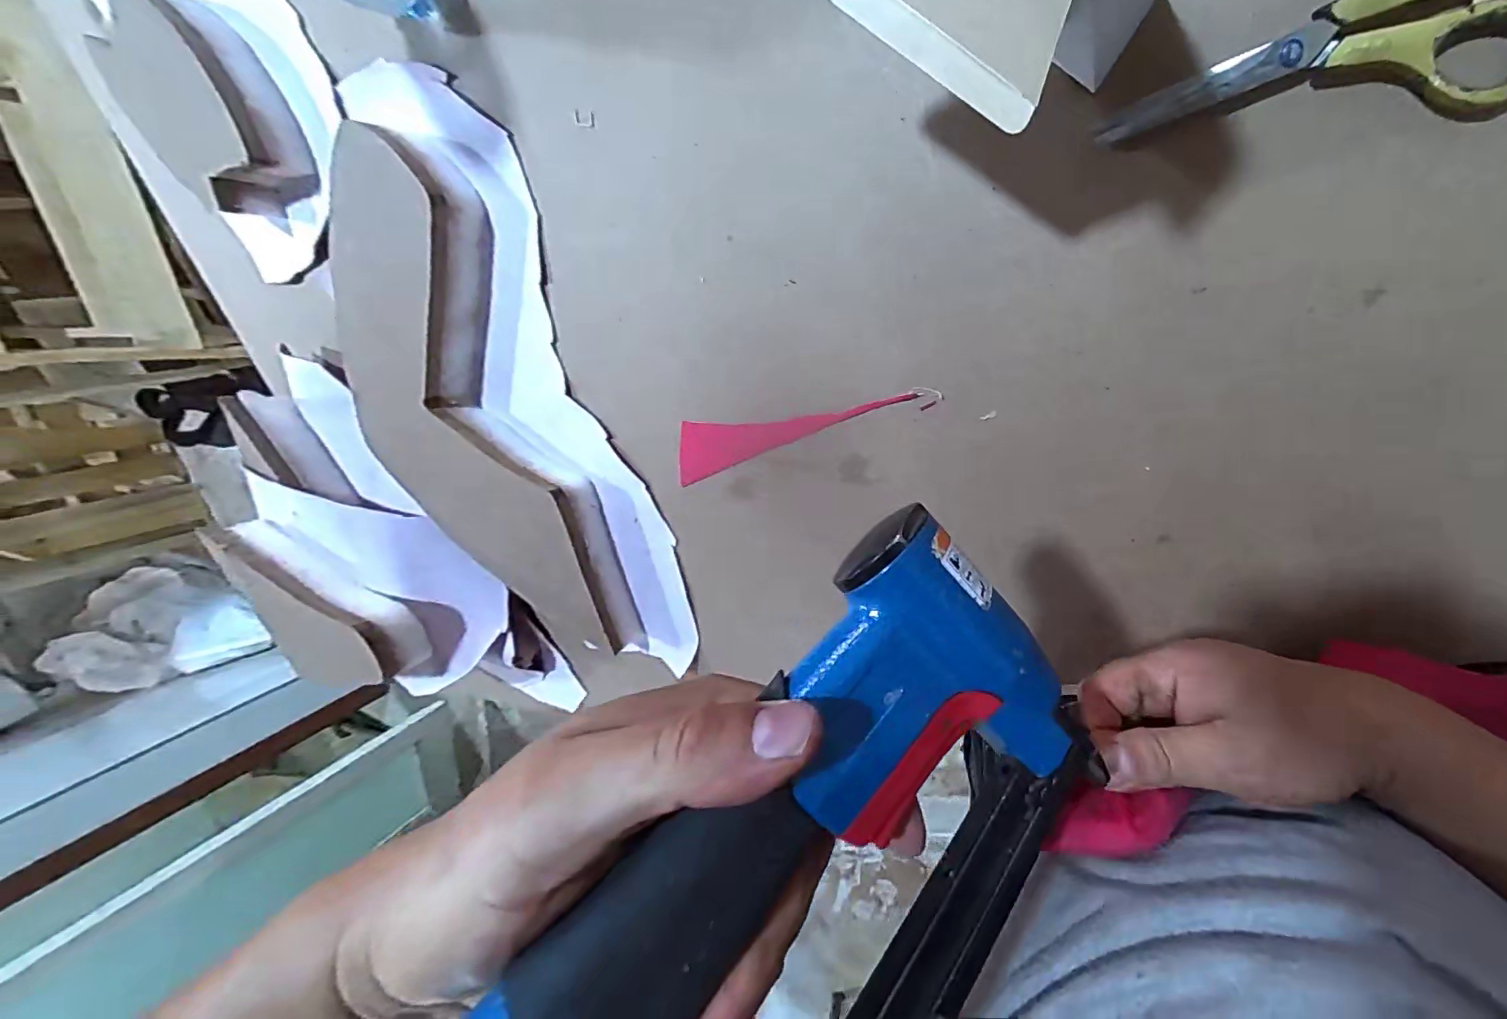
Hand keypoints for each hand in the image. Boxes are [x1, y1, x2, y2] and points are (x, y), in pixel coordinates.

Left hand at [329, 676, 869, 1018]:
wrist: (406, 965)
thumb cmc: (484, 857)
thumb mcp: (569, 798)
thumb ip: (676, 754)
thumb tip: (804, 728)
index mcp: (699, 718)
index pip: (802, 718)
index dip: (854, 759)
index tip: (896, 826)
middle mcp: (713, 762)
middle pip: (801, 810)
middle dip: (790, 889)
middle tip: (754, 963)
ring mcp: (704, 828)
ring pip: (780, 871)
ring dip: (764, 938)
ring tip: (718, 996)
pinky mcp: (691, 886)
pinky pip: (750, 913)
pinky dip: (746, 958)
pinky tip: (713, 993)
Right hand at [1081, 638, 1436, 807]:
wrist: (1373, 734)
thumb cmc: (1296, 742)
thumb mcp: (1222, 757)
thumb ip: (1154, 756)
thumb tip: (1095, 763)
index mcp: (1172, 666)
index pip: (1101, 687)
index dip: (1094, 728)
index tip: (1107, 775)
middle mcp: (1177, 666)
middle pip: (1117, 698)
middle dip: (1112, 741)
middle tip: (1124, 791)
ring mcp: (1197, 681)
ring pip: (1142, 711)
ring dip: (1138, 747)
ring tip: (1146, 788)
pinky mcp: (1215, 699)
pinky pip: (1167, 719)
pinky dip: (1161, 746)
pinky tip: (1172, 774)